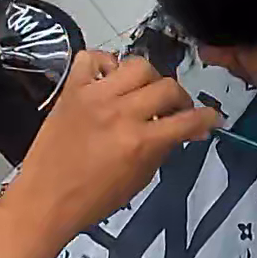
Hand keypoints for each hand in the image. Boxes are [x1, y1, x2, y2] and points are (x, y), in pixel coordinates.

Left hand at [0, 52, 219, 238]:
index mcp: (140, 141)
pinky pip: (93, 58)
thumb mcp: (141, 177)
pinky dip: (106, 64)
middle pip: (168, 87)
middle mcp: (120, 113)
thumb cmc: (96, 197)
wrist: (44, 200)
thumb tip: (189, 130)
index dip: (208, 118)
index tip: (212, 119)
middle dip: (180, 99)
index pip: (188, 119)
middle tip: (173, 111)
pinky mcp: (71, 90)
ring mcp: (94, 97)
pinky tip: (110, 82)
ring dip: (149, 79)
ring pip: (138, 66)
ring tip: (143, 94)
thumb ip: (165, 148)